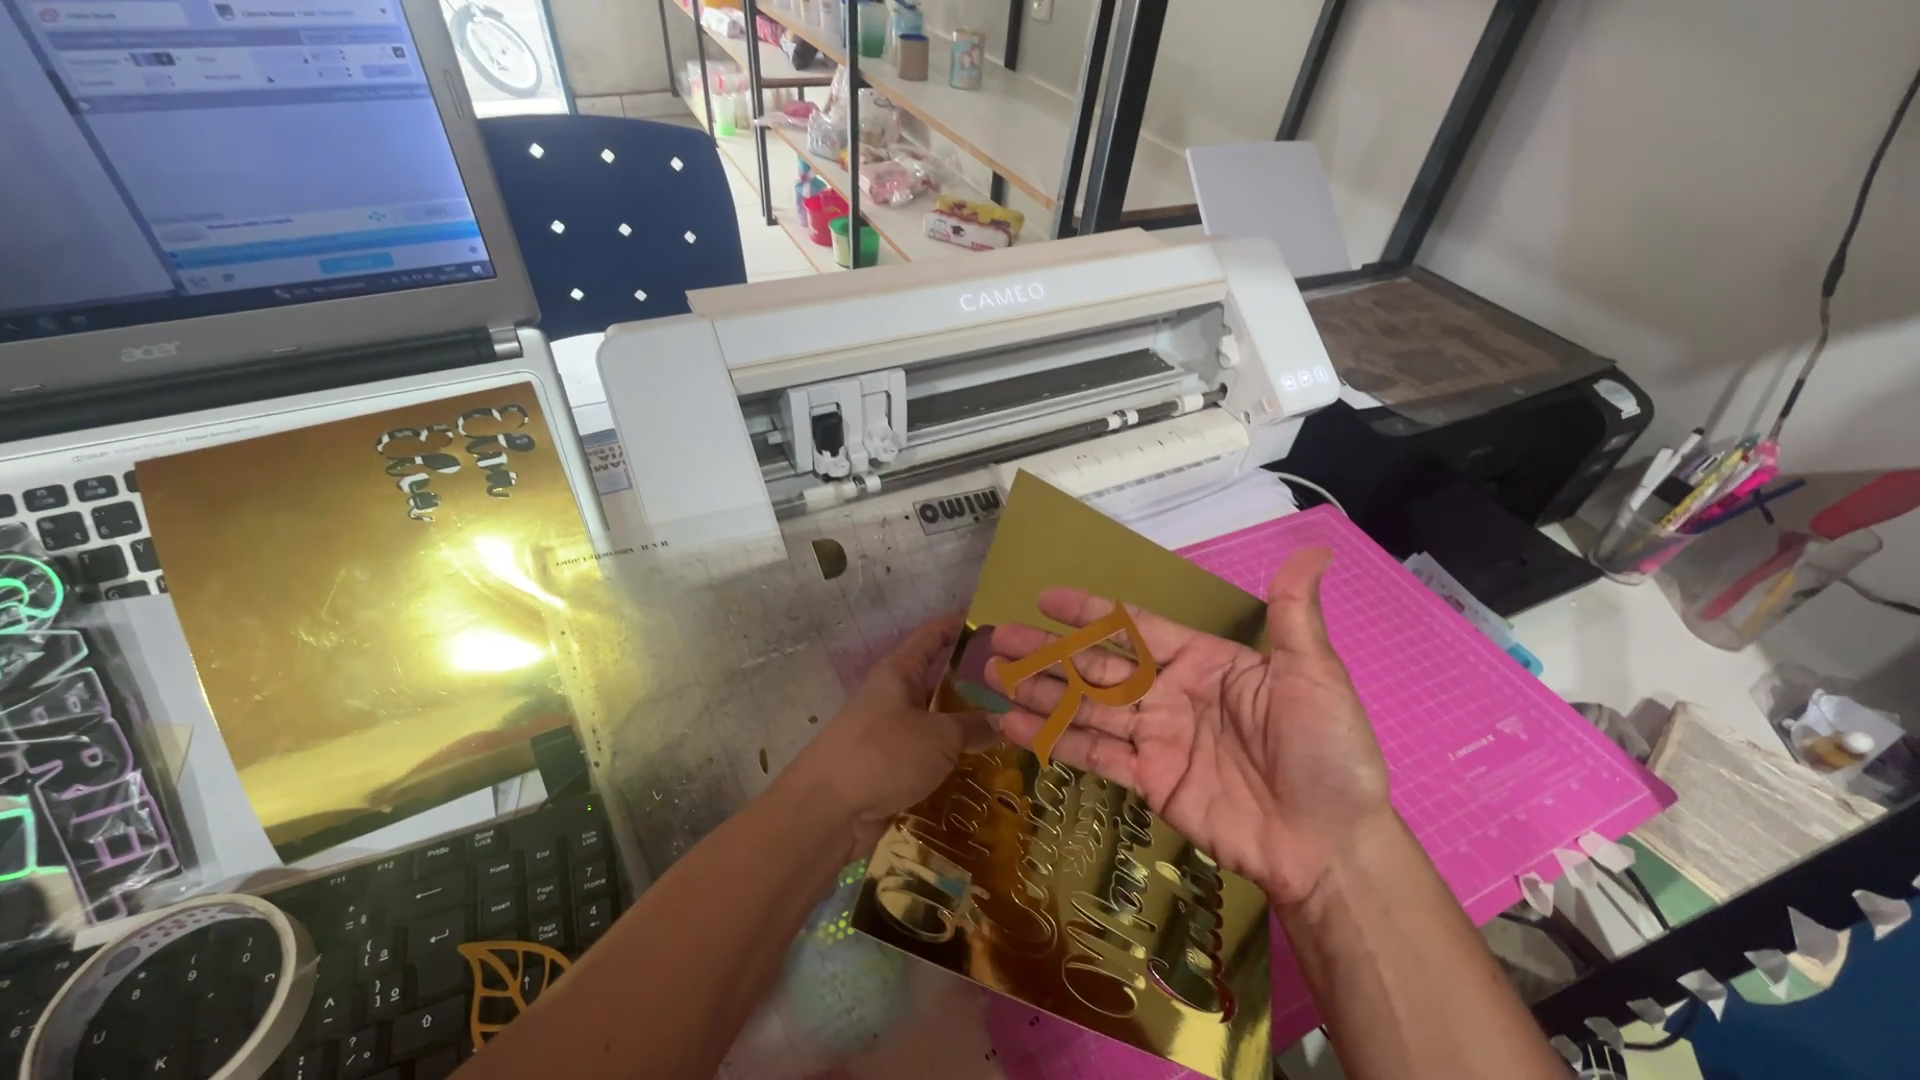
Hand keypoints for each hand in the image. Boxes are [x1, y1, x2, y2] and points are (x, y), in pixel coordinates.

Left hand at [789, 615, 993, 863]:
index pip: (933, 635)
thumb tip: (1003, 721)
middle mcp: (893, 696)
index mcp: (898, 672)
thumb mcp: (939, 737)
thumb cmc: (883, 755)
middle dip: (973, 681)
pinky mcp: (890, 767)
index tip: (996, 625)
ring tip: (1010, 725)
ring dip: (966, 723)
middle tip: (1017, 685)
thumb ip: (973, 726)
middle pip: (937, 678)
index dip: (961, 625)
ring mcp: (890, 732)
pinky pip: (929, 753)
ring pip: (936, 719)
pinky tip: (983, 763)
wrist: (828, 811)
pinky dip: (952, 756)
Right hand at [986, 549, 1392, 907]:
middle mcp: (1172, 694)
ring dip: (1040, 692)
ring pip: (1087, 708)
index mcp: (1206, 662)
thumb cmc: (1328, 753)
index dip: (1090, 612)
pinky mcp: (1149, 781)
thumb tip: (1315, 548)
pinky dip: (1054, 740)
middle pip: (1098, 667)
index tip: (1047, 598)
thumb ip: (1295, 614)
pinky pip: (1094, 754)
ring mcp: (1157, 739)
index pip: (1135, 628)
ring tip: (993, 677)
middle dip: (1048, 653)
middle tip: (999, 639)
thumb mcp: (1315, 676)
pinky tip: (1015, 726)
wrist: (1329, 844)